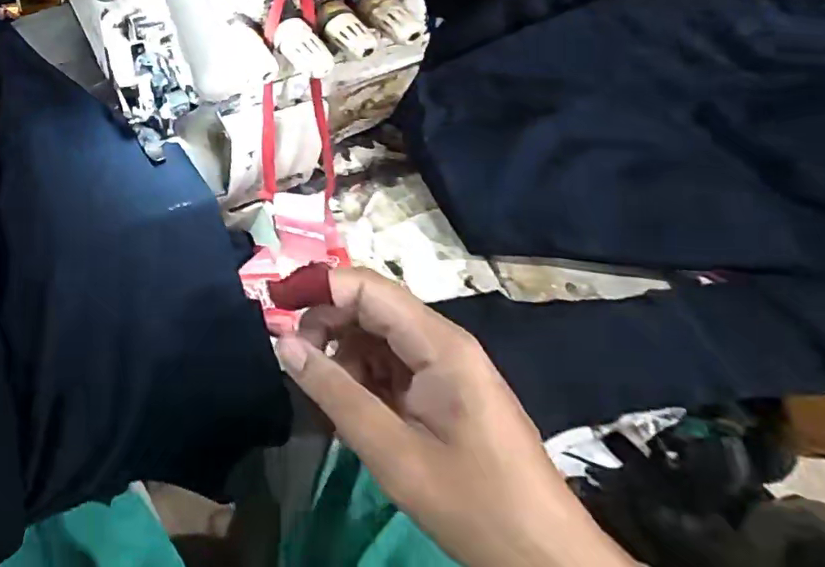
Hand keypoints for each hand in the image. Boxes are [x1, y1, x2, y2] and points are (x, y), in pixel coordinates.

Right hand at [271, 269, 634, 566]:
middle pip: (366, 306)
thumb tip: (281, 342)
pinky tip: (351, 411)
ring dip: (340, 355)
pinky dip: (361, 377)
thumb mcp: (392, 452)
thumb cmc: (475, 505)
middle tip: (295, 362)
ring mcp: (445, 366)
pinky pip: (389, 364)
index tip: (272, 309)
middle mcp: (442, 342)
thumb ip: (333, 391)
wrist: (552, 566)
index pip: (364, 287)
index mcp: (438, 344)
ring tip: (324, 397)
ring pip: (373, 335)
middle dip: (324, 325)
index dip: (315, 288)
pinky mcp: (444, 390)